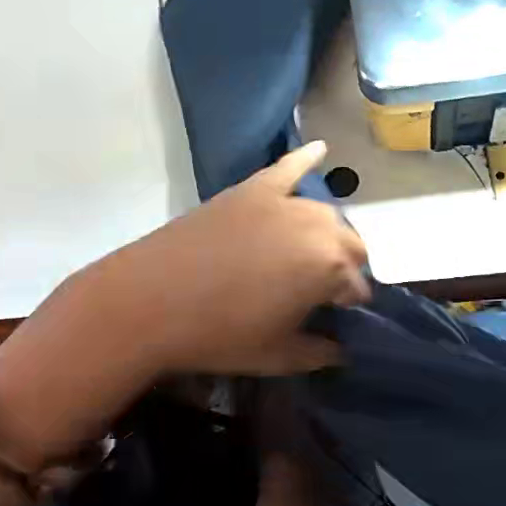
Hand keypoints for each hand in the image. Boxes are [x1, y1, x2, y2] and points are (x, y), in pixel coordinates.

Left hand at [0, 142, 369, 463]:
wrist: (146, 304)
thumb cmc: (220, 336)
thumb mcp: (280, 356)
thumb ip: (322, 352)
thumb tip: (342, 348)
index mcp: (330, 268)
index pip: (359, 287)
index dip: (350, 306)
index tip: (335, 319)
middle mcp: (317, 227)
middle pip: (350, 245)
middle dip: (344, 269)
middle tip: (318, 292)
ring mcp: (283, 203)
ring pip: (326, 215)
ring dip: (327, 234)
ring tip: (308, 256)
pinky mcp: (251, 191)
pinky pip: (287, 168)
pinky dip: (305, 160)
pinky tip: (322, 149)